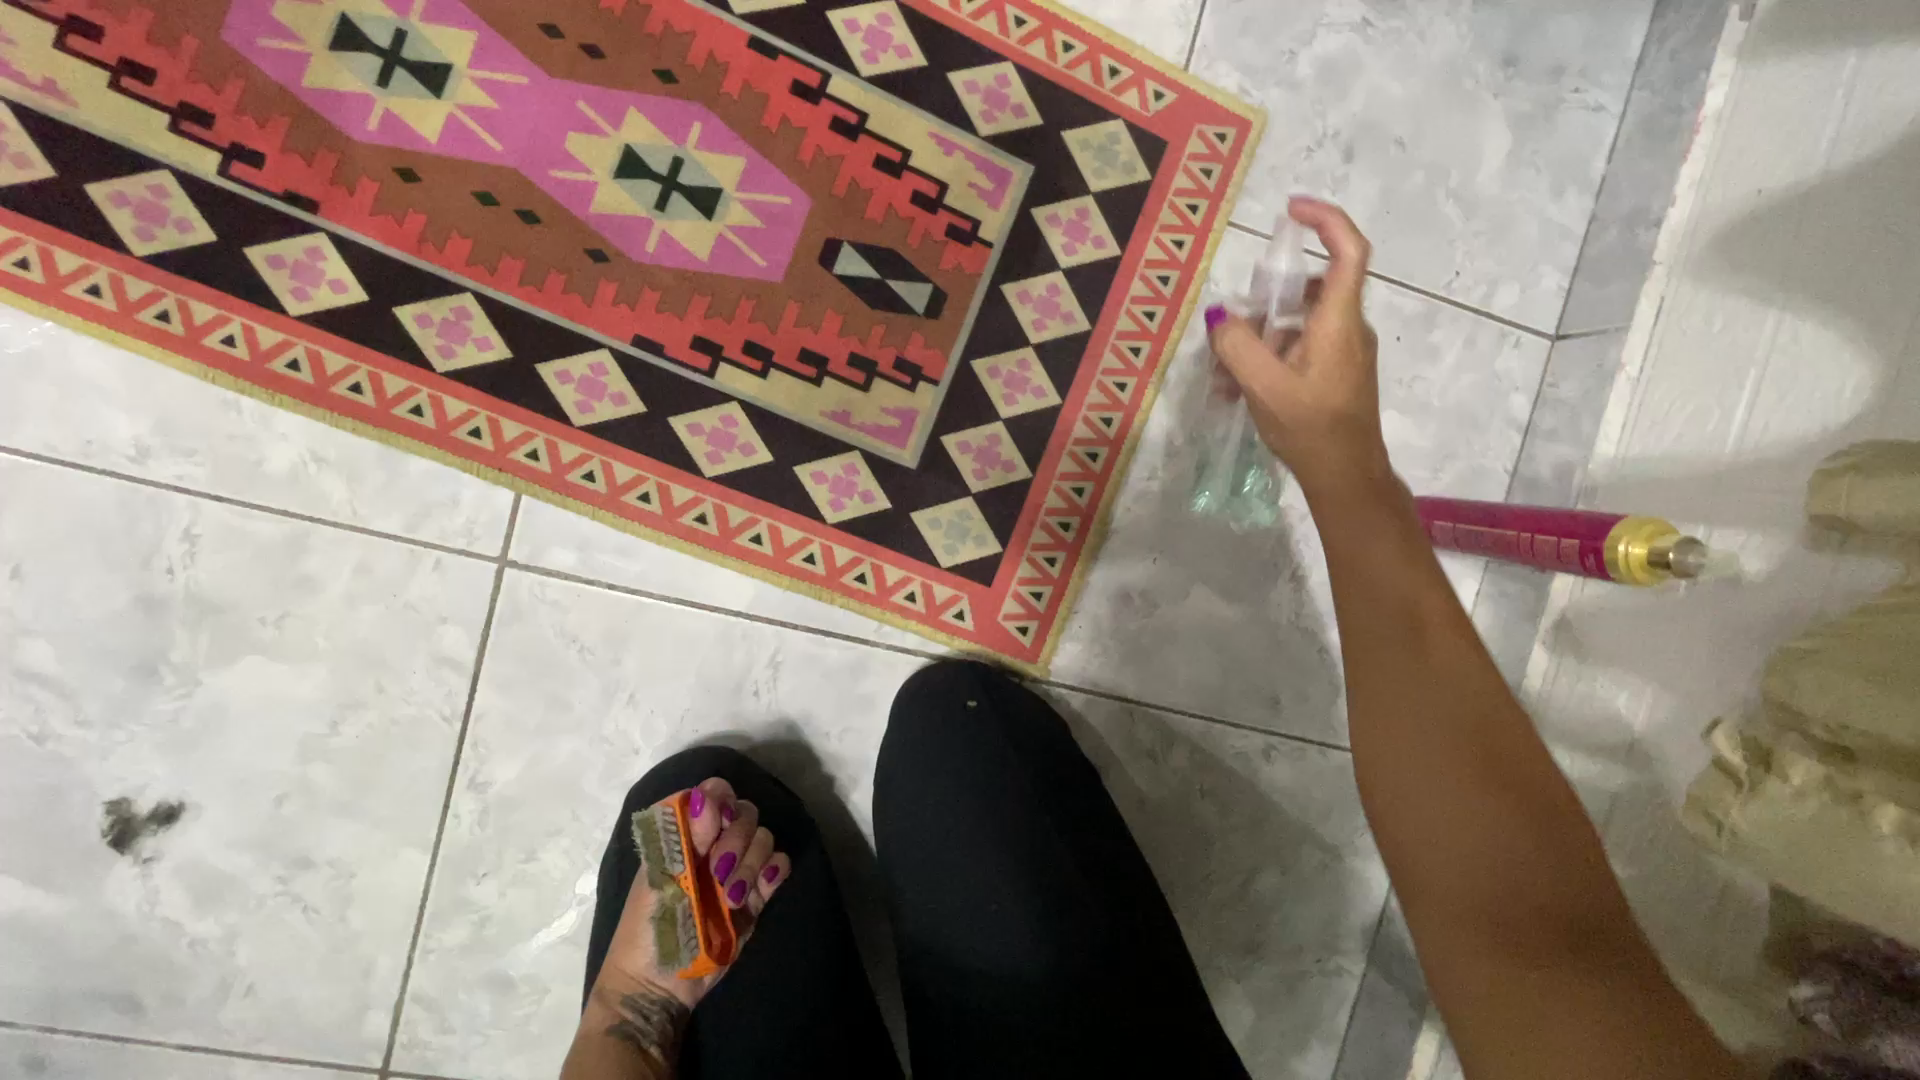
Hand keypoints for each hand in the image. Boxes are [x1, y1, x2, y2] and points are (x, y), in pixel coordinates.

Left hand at [568, 777, 789, 1079]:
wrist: (659, 990)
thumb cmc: (648, 931)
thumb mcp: (661, 883)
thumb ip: (685, 839)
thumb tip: (707, 796)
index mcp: (684, 836)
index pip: (712, 794)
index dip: (719, 802)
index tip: (714, 826)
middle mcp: (712, 845)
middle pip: (744, 812)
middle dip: (737, 839)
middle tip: (717, 873)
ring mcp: (736, 869)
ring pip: (764, 838)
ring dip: (752, 863)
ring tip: (731, 897)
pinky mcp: (756, 895)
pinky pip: (779, 865)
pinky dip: (775, 871)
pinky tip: (759, 892)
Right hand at [1206, 196, 1392, 500]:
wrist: (1345, 475)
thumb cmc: (1310, 427)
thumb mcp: (1263, 386)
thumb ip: (1237, 346)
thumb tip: (1219, 316)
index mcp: (1339, 320)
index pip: (1348, 250)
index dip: (1325, 220)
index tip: (1291, 210)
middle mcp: (1348, 328)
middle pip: (1313, 288)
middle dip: (1269, 296)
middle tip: (1235, 318)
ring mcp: (1345, 352)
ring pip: (1301, 322)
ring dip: (1262, 334)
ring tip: (1226, 365)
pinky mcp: (1336, 374)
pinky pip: (1301, 348)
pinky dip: (1270, 356)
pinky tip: (1238, 387)